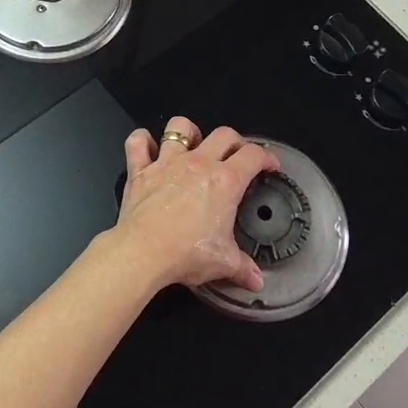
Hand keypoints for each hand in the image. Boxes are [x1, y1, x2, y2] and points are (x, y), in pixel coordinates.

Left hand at [110, 116, 279, 292]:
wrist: (143, 252)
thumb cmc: (186, 253)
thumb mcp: (223, 262)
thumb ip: (243, 268)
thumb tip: (256, 280)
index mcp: (225, 181)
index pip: (253, 155)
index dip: (266, 156)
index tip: (270, 165)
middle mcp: (198, 164)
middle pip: (223, 135)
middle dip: (235, 141)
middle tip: (238, 155)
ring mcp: (167, 163)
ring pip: (180, 127)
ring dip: (189, 131)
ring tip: (194, 143)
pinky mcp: (141, 170)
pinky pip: (138, 142)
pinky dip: (142, 140)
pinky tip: (148, 145)